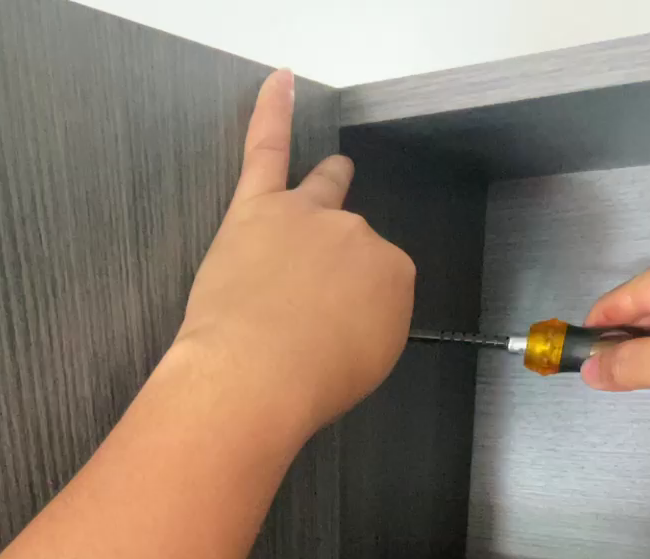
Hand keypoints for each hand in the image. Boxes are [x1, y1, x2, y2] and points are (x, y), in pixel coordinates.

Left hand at [165, 70, 414, 436]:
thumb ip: (366, 330)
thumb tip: (349, 319)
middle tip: (318, 291)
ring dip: (327, 186)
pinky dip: (272, 111)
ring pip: (321, 190)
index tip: (337, 328)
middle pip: (351, 237)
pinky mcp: (258, 206)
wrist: (258, 375)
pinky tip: (280, 82)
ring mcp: (307, 216)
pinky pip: (268, 147)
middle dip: (338, 261)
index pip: (380, 279)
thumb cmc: (310, 384)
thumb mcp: (365, 368)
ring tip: (331, 178)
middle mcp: (356, 236)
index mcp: (392, 277)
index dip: (356, 302)